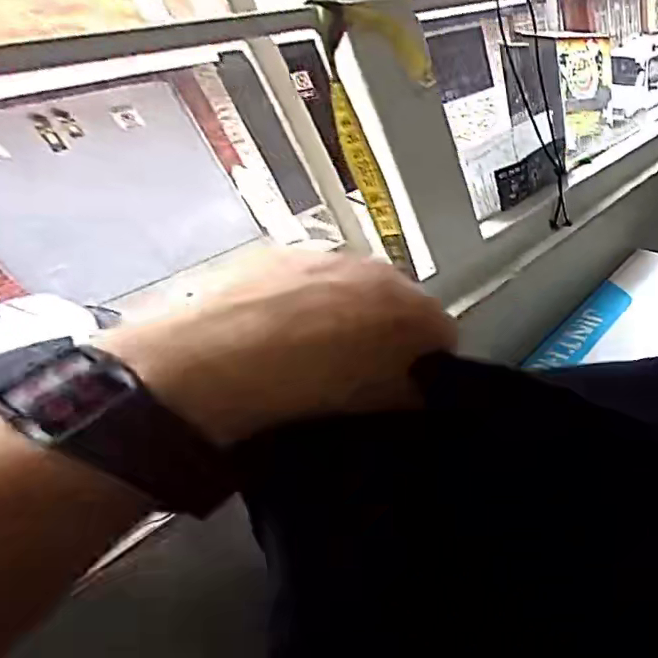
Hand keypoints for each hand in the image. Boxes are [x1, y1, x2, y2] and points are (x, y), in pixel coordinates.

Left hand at [99, 248, 455, 443]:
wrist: (212, 364)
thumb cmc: (309, 389)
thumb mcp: (378, 406)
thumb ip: (413, 393)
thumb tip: (416, 387)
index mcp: (413, 309)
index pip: (444, 336)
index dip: (430, 364)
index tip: (409, 384)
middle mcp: (378, 270)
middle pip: (400, 304)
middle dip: (390, 333)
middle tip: (361, 371)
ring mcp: (327, 255)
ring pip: (353, 287)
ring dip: (346, 314)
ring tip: (313, 353)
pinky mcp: (279, 251)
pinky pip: (309, 279)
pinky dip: (304, 301)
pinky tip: (278, 333)